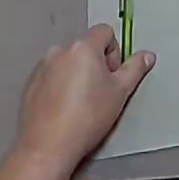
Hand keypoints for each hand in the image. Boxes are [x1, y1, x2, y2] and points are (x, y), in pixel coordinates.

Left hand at [13, 25, 154, 173]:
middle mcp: (60, 50)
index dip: (114, 52)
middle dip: (96, 64)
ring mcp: (42, 66)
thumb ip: (135, 68)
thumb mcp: (120, 93)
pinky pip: (52, 75)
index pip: (105, 32)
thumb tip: (147, 55)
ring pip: (69, 62)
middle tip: (99, 92)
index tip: (112, 76)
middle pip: (87, 47)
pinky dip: (60, 85)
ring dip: (78, 74)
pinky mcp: (31, 83)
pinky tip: (64, 109)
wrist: (47, 148)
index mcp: (83, 47)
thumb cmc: (87, 118)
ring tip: (80, 104)